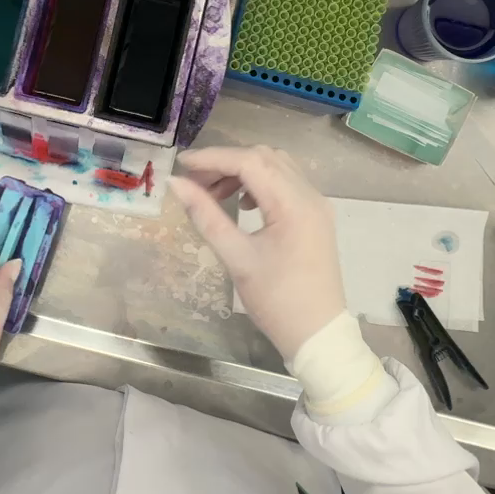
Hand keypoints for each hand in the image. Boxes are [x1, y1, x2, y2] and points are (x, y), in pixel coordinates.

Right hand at [171, 146, 343, 358]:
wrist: (318, 335)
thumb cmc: (276, 301)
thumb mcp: (236, 258)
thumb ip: (205, 216)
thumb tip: (176, 185)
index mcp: (293, 204)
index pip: (249, 162)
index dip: (212, 158)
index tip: (181, 165)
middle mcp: (310, 196)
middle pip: (263, 158)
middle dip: (226, 162)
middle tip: (194, 181)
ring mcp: (316, 205)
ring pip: (275, 167)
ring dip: (242, 171)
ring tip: (212, 192)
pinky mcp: (315, 216)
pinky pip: (285, 183)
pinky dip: (259, 183)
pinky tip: (240, 204)